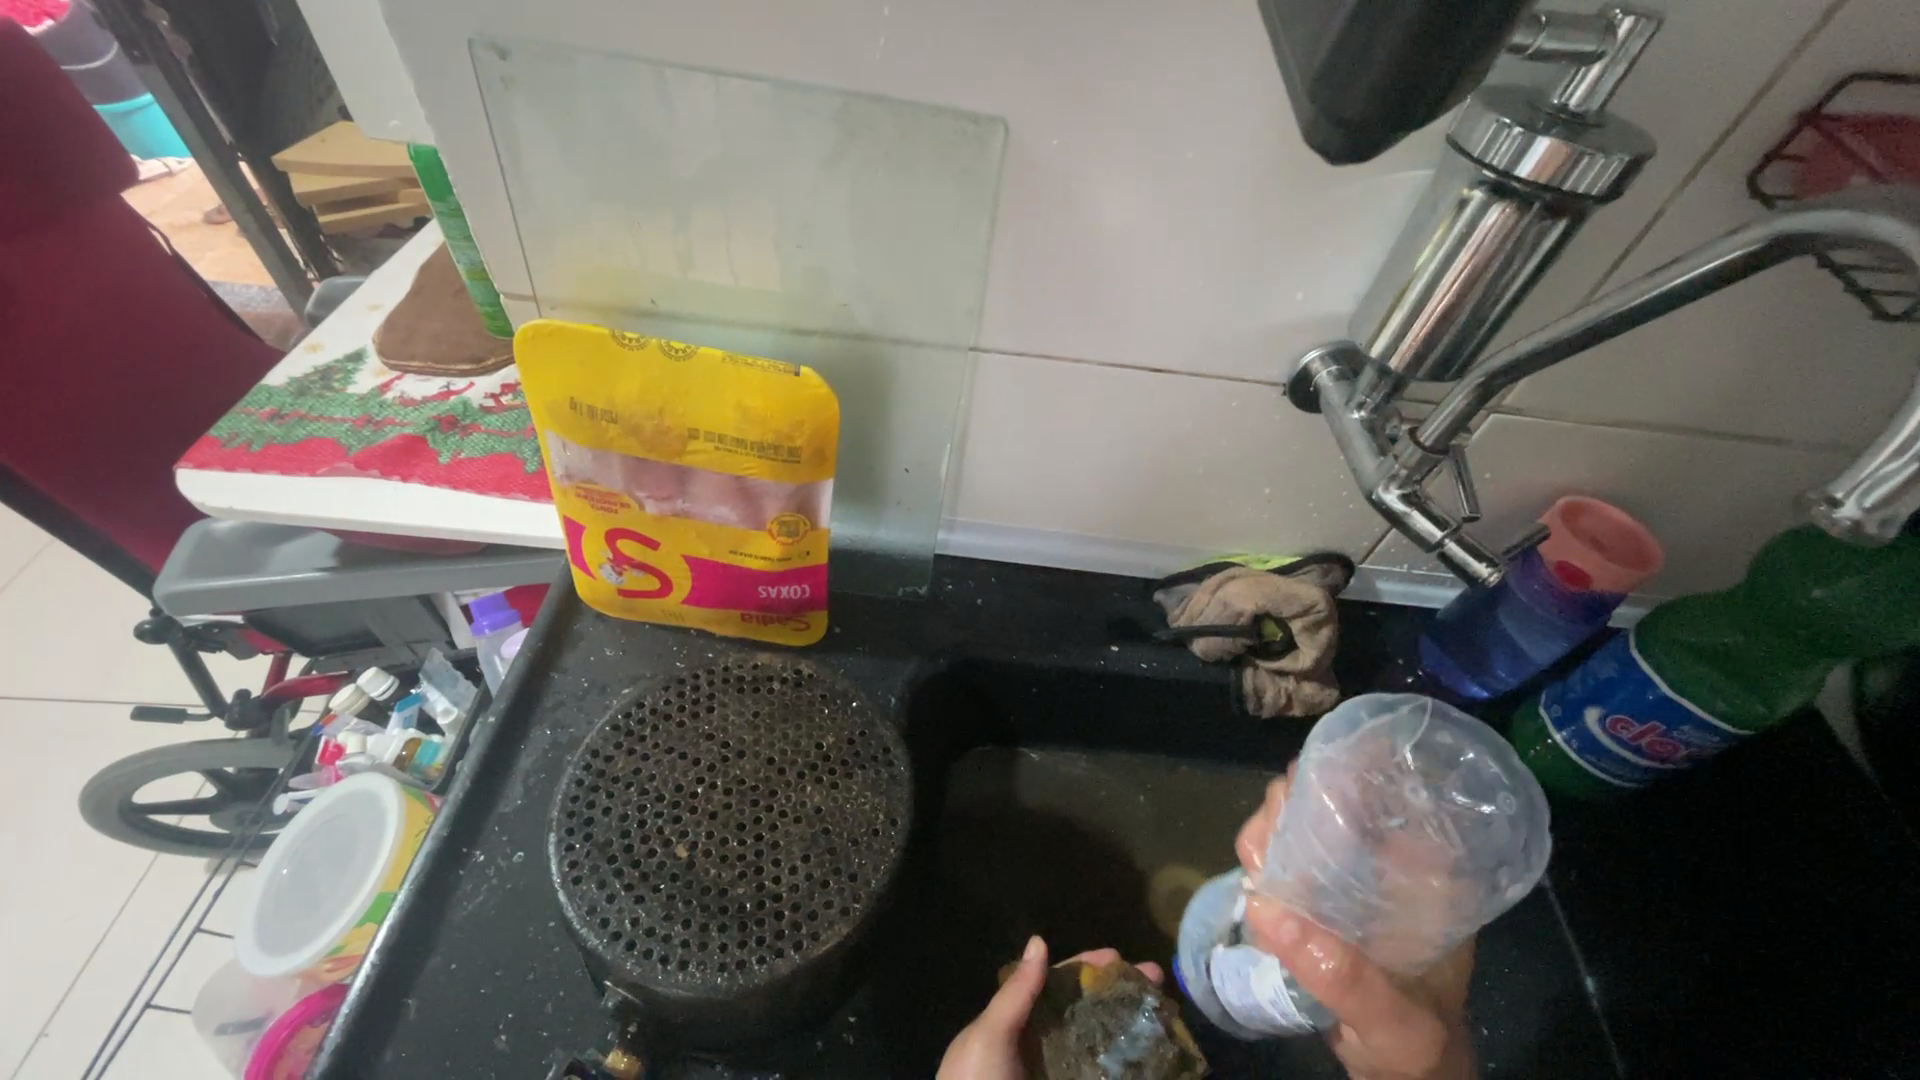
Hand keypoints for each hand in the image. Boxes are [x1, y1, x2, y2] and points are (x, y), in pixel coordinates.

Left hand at [936, 936, 1164, 1079]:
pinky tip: (1154, 1061)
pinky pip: (1102, 1077)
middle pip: (1084, 1014)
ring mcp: (1059, 1075)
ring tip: (1165, 1018)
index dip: (1085, 969)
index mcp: (1016, 1026)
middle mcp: (1041, 1050)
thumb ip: (1016, 993)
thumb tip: (1039, 940)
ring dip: (1129, 1033)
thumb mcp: (988, 1038)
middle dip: (1117, 996)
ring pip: (1098, 1049)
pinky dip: (1126, 1069)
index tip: (1119, 957)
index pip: (1055, 987)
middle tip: (1156, 981)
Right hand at [1236, 772, 1476, 1079]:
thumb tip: (1264, 908)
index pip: (1395, 794)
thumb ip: (1342, 977)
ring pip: (1302, 818)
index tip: (1310, 779)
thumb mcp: (1393, 1024)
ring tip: (1258, 864)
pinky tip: (1256, 876)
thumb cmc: (1419, 1047)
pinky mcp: (1318, 891)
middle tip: (1270, 840)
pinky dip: (1261, 851)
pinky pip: (1283, 850)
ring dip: (1271, 827)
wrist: (1406, 1077)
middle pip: (1337, 796)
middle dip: (1294, 802)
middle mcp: (1388, 862)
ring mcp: (1350, 874)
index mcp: (1427, 876)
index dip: (1352, 769)